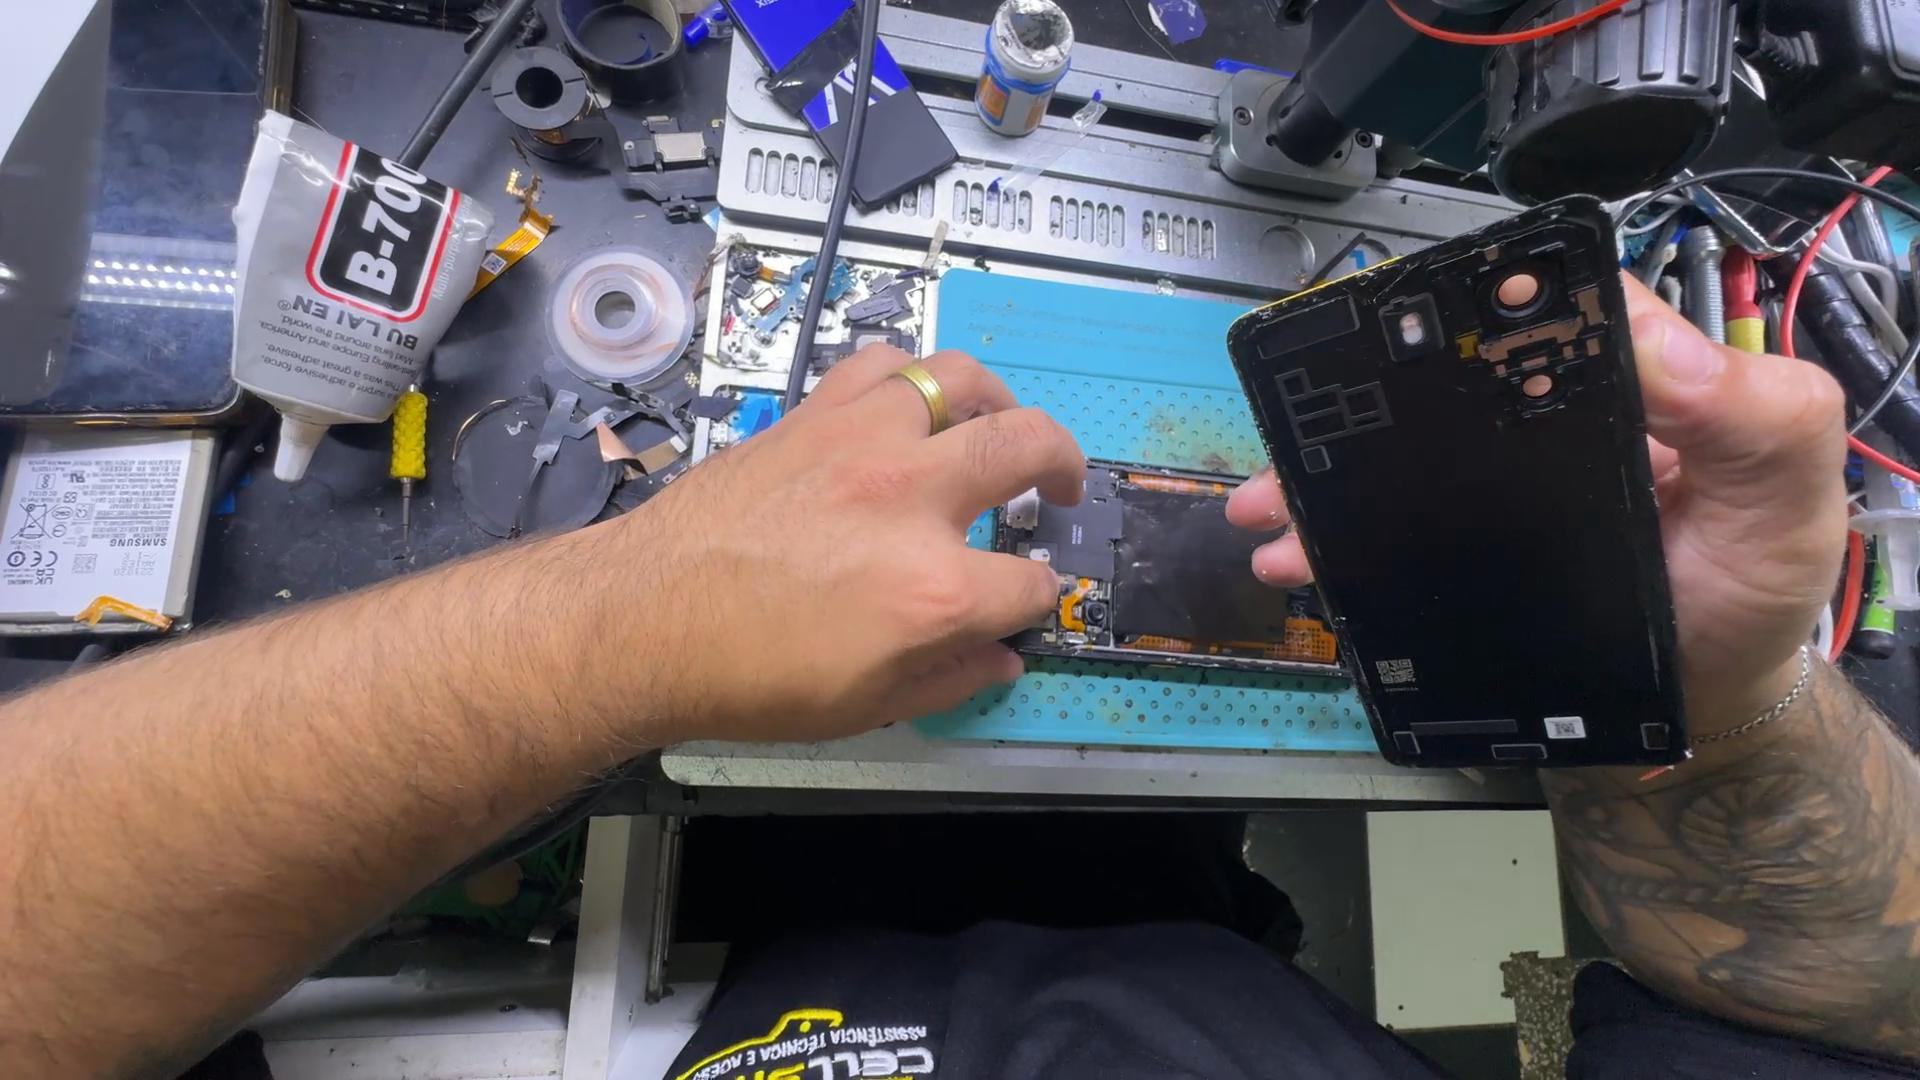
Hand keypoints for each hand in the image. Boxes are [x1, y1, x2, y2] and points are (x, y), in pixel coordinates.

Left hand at [593, 346, 1084, 743]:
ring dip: (998, 401)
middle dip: (1065, 465)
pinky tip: (910, 406)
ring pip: (960, 380)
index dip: (1039, 596)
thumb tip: (1005, 656)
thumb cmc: (752, 677)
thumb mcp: (867, 705)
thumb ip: (953, 678)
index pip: (1029, 584)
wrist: (643, 620)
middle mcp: (912, 499)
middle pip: (1027, 448)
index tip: (1027, 598)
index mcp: (933, 589)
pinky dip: (913, 379)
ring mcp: (863, 443)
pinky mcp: (816, 415)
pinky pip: (883, 366)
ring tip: (998, 424)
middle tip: (1061, 487)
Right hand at [1226, 272, 1848, 733]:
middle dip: (1347, 413)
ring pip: (1381, 469)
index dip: (1470, 316)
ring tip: (1267, 509)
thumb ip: (1759, 422)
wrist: (1682, 692)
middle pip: (1424, 400)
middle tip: (1296, 431)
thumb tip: (1658, 347)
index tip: (1391, 339)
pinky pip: (1375, 533)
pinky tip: (1293, 557)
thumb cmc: (1739, 599)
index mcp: (1615, 397)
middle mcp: (1531, 432)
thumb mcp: (1782, 508)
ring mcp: (1479, 492)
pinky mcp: (1446, 545)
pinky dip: (1323, 542)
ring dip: (1313, 482)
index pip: (1539, 325)